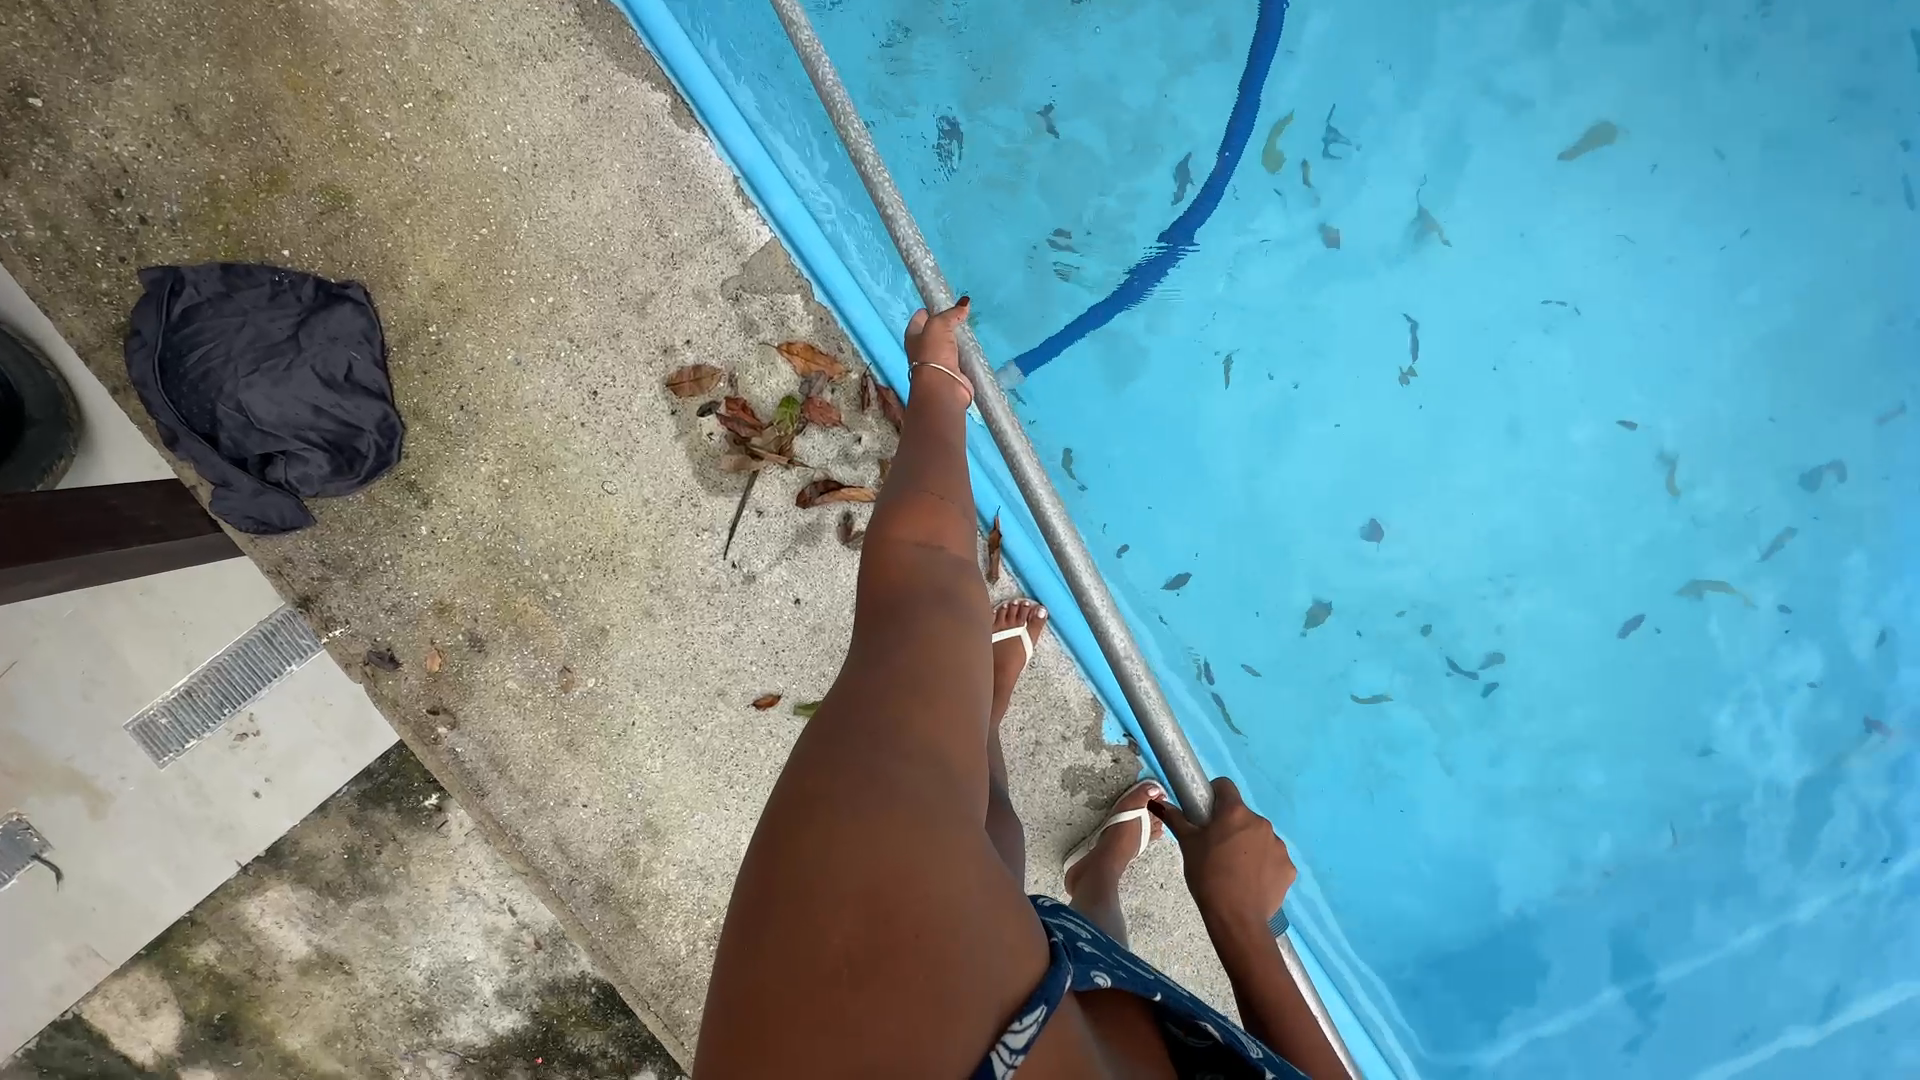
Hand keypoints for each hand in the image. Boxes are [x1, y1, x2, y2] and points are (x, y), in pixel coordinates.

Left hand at [903, 298, 973, 403]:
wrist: (943, 387)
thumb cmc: (933, 354)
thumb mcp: (938, 325)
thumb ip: (951, 313)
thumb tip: (965, 302)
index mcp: (913, 335)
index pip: (921, 316)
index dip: (933, 308)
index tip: (948, 304)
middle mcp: (923, 348)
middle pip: (937, 330)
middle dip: (949, 323)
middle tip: (963, 316)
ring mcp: (938, 362)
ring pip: (950, 344)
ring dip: (959, 338)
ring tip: (971, 329)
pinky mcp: (953, 371)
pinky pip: (961, 357)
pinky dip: (967, 352)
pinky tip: (975, 346)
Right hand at [1150, 777, 1295, 927]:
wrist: (1236, 918)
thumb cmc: (1207, 875)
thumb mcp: (1187, 844)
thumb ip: (1175, 819)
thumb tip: (1158, 803)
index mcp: (1235, 812)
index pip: (1225, 786)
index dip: (1214, 795)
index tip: (1206, 813)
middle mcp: (1260, 822)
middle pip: (1242, 815)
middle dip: (1231, 825)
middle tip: (1215, 847)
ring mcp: (1278, 846)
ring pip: (1259, 837)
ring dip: (1248, 845)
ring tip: (1234, 868)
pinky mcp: (1288, 868)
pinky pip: (1273, 858)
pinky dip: (1263, 865)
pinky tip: (1251, 881)